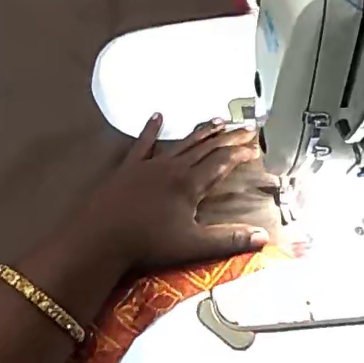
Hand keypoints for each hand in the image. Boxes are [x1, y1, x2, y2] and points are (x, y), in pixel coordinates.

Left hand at [71, 114, 267, 272]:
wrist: (99, 237)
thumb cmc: (147, 243)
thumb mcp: (192, 245)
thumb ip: (228, 240)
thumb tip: (263, 237)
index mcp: (189, 183)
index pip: (221, 162)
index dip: (240, 153)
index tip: (255, 148)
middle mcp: (172, 167)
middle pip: (206, 147)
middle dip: (228, 137)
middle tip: (246, 127)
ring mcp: (149, 164)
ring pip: (181, 143)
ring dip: (200, 132)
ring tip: (218, 120)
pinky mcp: (128, 167)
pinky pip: (143, 144)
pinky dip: (151, 130)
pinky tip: (156, 116)